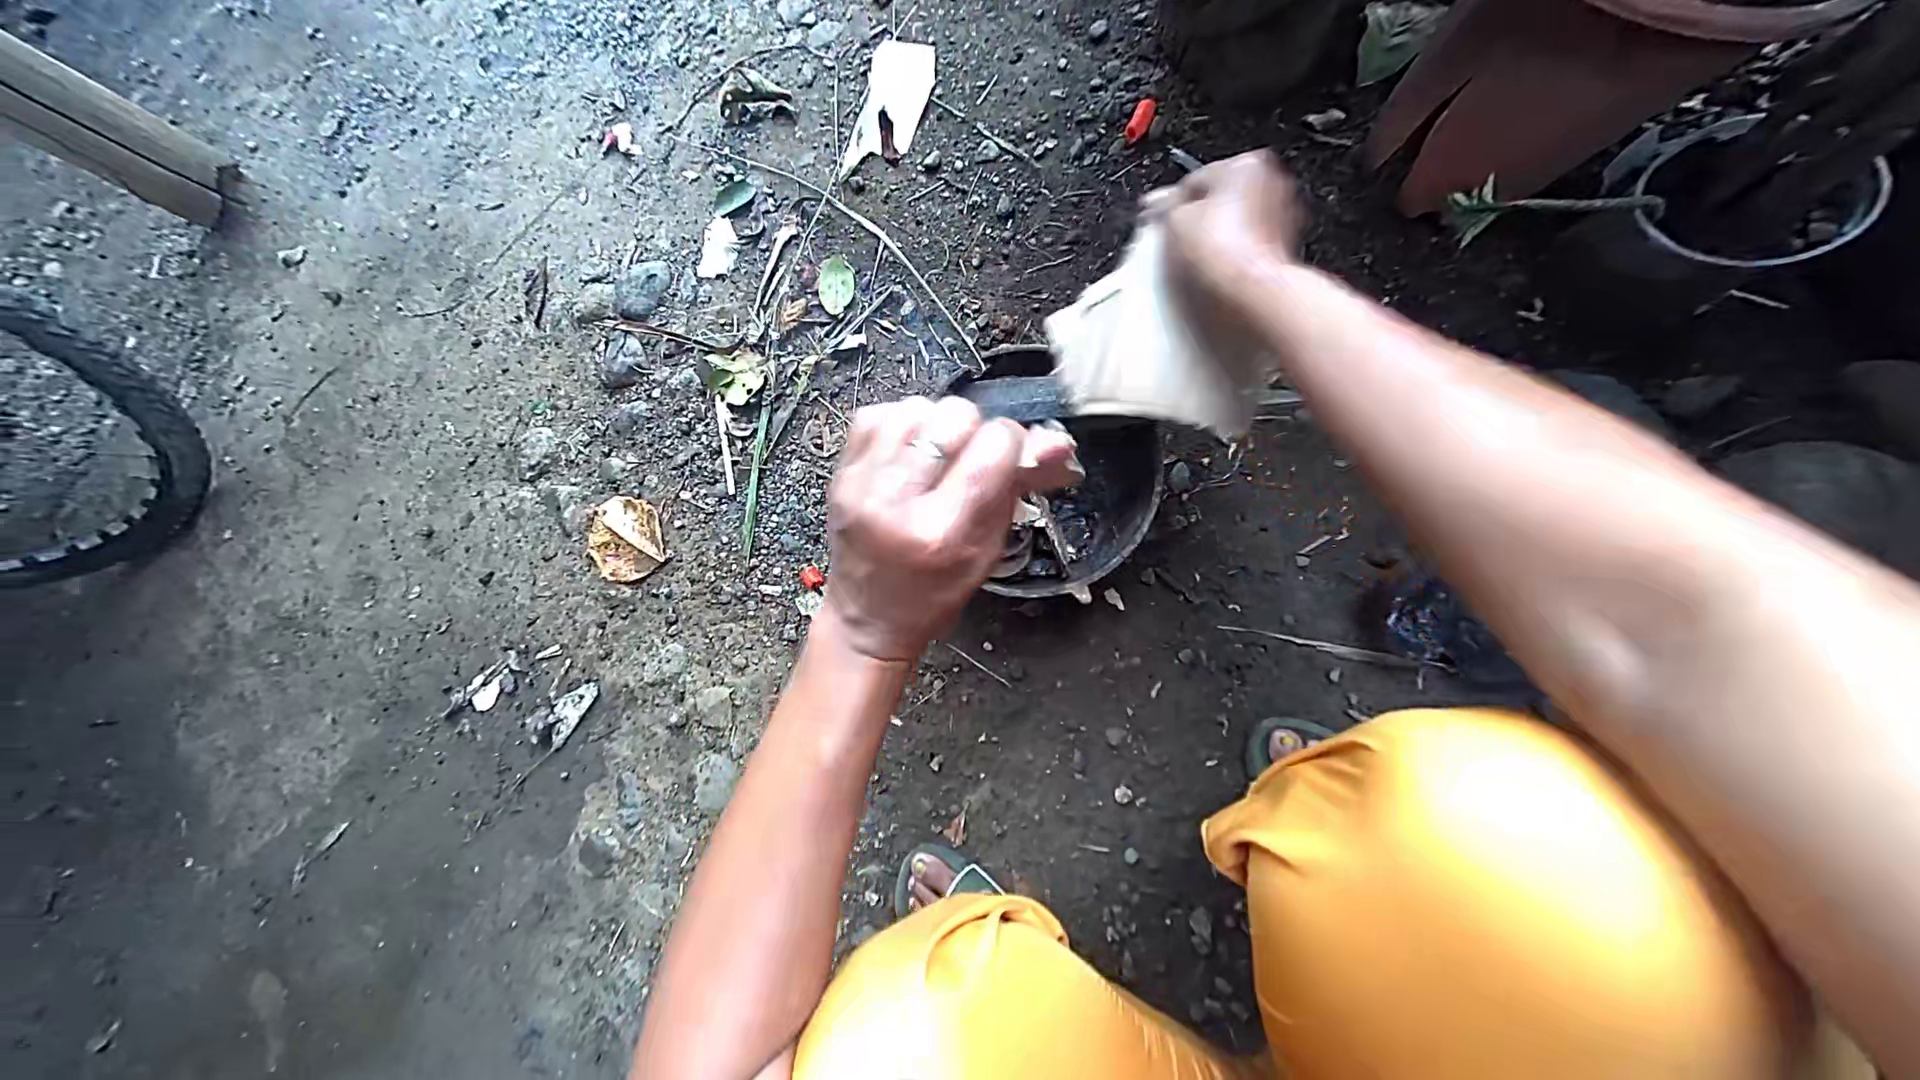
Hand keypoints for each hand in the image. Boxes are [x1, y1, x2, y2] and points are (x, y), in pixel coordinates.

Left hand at [821, 396, 1079, 661]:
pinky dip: (902, 424)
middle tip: (972, 461)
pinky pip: (878, 412)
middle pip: (955, 415)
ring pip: (917, 407)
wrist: (869, 617)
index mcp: (942, 531)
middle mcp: (896, 501)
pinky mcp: (841, 472)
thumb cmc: (934, 594)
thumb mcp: (989, 551)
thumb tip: (1058, 443)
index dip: (1013, 442)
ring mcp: (862, 483)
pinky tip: (910, 452)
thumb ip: (1019, 489)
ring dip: (937, 425)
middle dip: (975, 430)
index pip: (995, 446)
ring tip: (939, 458)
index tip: (1010, 458)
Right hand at [1143, 151, 1307, 354]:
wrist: (1250, 295)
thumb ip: (1164, 208)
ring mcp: (1281, 221)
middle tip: (1174, 246)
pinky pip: (1244, 253)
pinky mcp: (1279, 253)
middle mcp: (1272, 184)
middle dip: (1196, 223)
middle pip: (1219, 203)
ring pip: (1233, 229)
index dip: (1172, 205)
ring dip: (1213, 244)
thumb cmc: (1222, 253)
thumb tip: (1157, 204)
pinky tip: (1213, 277)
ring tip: (1193, 267)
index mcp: (1246, 164)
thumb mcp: (1173, 222)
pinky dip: (1229, 262)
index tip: (1159, 223)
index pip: (1196, 181)